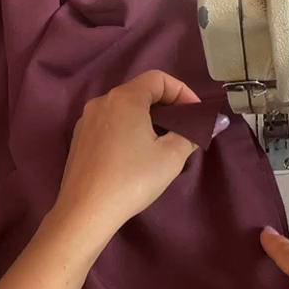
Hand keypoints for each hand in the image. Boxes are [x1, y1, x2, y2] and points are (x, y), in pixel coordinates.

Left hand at [52, 71, 204, 235]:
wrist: (86, 210)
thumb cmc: (132, 178)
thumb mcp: (171, 156)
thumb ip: (192, 133)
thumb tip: (210, 124)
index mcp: (124, 98)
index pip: (158, 78)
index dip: (182, 92)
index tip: (195, 114)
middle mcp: (101, 102)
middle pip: (140, 92)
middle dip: (166, 105)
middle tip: (184, 129)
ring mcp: (86, 120)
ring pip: (123, 109)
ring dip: (147, 118)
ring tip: (162, 142)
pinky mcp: (79, 139)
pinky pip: (109, 124)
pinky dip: (127, 129)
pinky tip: (135, 154)